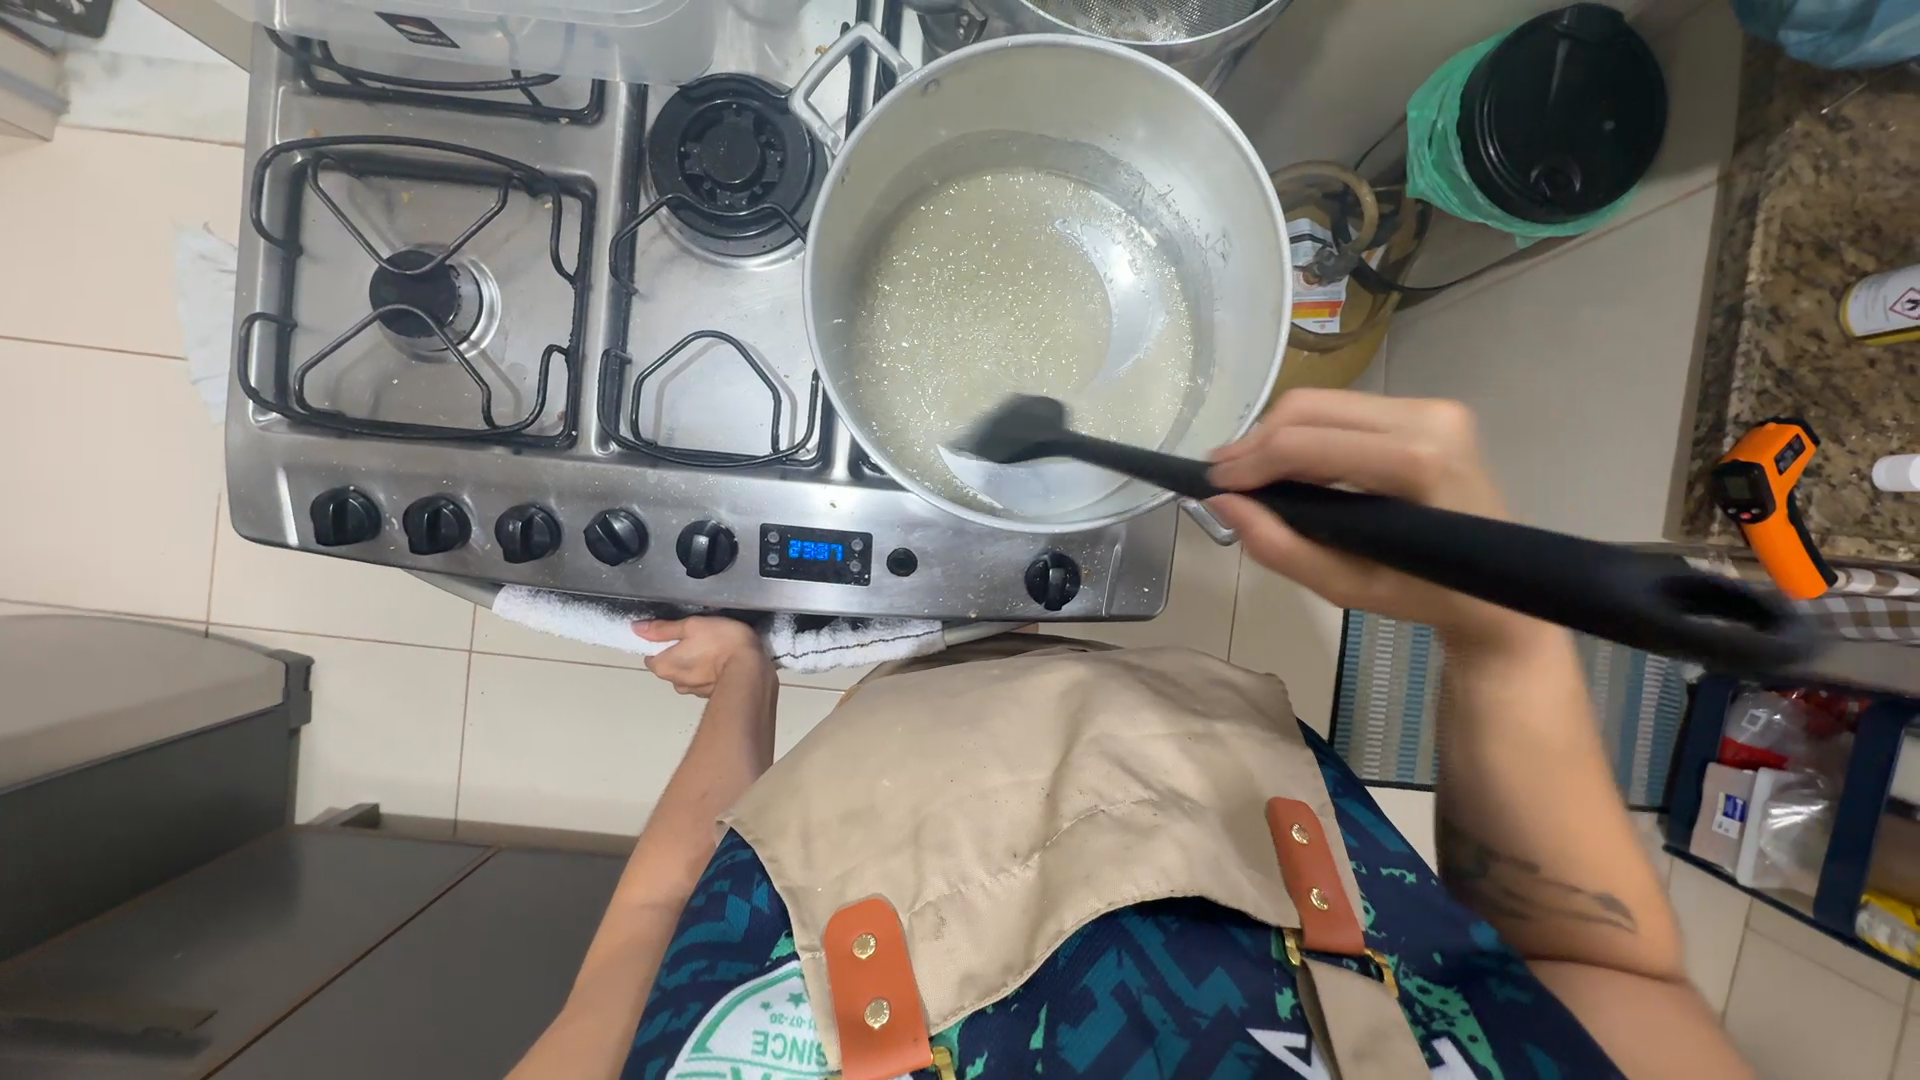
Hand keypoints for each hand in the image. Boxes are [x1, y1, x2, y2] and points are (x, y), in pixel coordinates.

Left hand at [632, 616, 770, 697]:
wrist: (751, 670)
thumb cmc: (720, 643)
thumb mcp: (692, 625)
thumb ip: (664, 628)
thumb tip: (636, 628)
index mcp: (663, 666)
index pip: (651, 655)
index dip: (662, 643)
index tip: (679, 634)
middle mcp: (674, 683)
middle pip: (670, 665)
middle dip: (680, 654)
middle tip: (700, 639)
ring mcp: (693, 692)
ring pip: (688, 674)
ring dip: (696, 665)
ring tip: (716, 650)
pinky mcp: (711, 695)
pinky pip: (705, 681)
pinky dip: (710, 673)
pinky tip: (724, 662)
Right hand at [1205, 389, 1534, 648]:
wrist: (1502, 591)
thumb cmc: (1423, 594)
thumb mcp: (1342, 586)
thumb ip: (1278, 546)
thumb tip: (1221, 503)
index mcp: (1416, 462)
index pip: (1305, 443)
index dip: (1249, 462)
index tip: (1212, 486)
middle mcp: (1428, 418)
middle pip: (1308, 408)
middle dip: (1255, 443)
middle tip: (1223, 478)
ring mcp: (1433, 408)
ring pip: (1321, 403)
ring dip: (1276, 436)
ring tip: (1248, 473)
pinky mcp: (1429, 410)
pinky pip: (1343, 410)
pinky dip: (1304, 434)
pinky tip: (1288, 465)